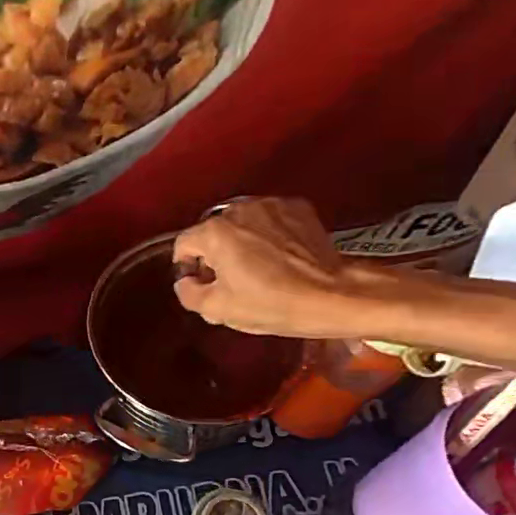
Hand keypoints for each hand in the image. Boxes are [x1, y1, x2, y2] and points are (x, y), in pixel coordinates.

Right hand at [172, 196, 397, 338]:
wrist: (331, 295)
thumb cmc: (270, 304)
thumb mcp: (218, 310)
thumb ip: (188, 293)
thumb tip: (185, 281)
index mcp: (215, 232)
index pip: (184, 243)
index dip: (187, 266)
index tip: (202, 284)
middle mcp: (239, 209)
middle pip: (213, 231)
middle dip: (215, 253)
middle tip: (230, 280)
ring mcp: (271, 205)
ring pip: (241, 223)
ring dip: (241, 241)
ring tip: (257, 268)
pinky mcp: (297, 207)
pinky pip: (269, 219)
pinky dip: (267, 234)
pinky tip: (279, 257)